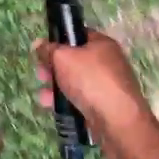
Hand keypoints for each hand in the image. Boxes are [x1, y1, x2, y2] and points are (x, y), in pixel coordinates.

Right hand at [33, 30, 151, 137]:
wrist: (120, 123)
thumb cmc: (91, 80)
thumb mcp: (62, 58)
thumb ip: (48, 50)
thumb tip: (38, 44)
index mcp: (102, 44)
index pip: (77, 35)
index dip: (58, 41)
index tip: (43, 51)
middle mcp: (108, 63)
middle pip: (75, 60)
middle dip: (54, 68)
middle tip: (41, 75)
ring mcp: (109, 86)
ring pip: (76, 82)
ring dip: (57, 87)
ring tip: (43, 97)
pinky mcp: (107, 108)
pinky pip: (83, 100)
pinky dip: (68, 102)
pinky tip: (54, 108)